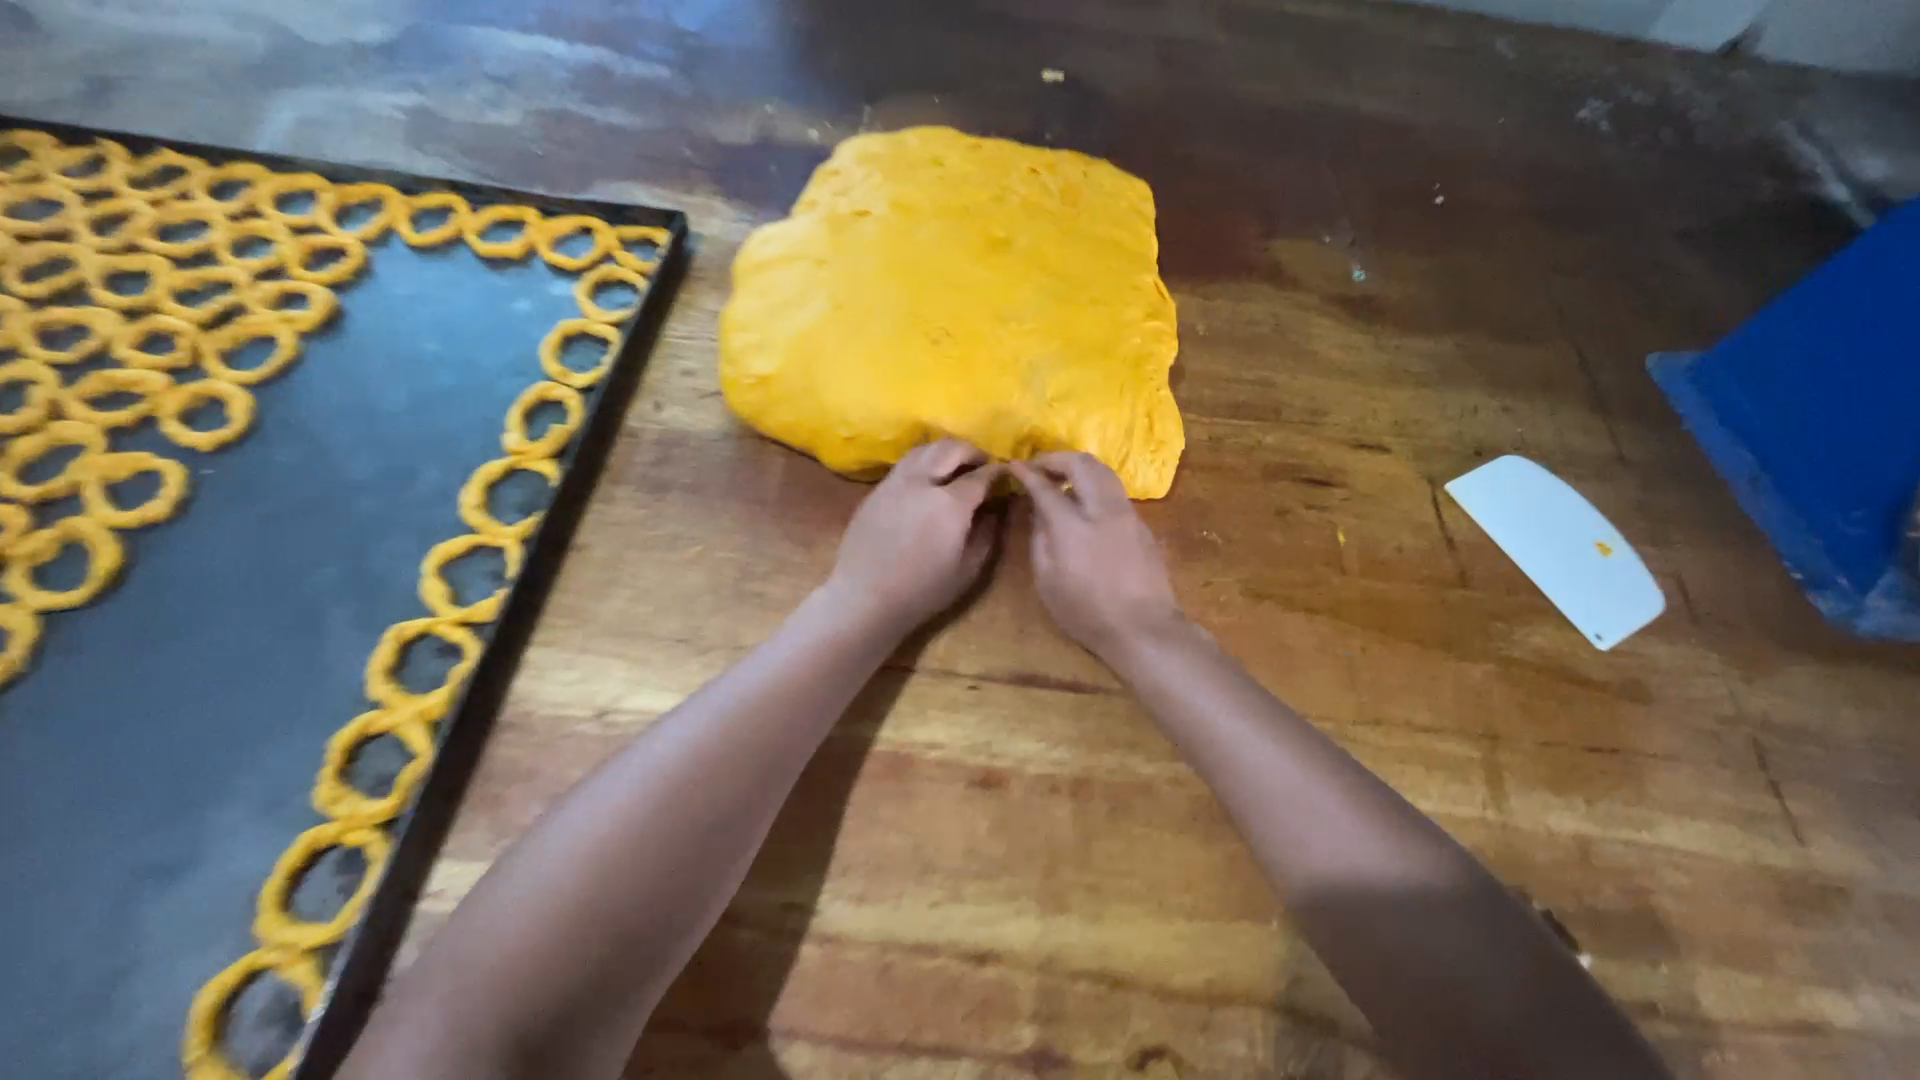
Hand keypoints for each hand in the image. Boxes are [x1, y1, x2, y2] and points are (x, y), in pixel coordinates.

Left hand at [824, 439, 1002, 632]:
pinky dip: (924, 461)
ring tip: (955, 466)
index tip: (1006, 475)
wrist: (864, 597)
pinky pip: (905, 463)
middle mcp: (922, 482)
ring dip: (945, 451)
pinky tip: (928, 479)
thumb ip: (986, 533)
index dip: (998, 472)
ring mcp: (895, 482)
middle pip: (951, 448)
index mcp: (949, 504)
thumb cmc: (921, 592)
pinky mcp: (877, 489)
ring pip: (924, 449)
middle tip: (982, 465)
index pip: (981, 475)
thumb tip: (995, 509)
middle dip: (972, 451)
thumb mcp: (967, 569)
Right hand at [1009, 452, 1185, 660]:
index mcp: (1072, 526)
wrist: (1143, 627)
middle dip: (1055, 458)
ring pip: (1103, 470)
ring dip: (1078, 466)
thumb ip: (1039, 539)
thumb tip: (1037, 511)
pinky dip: (1095, 483)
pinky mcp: (1140, 522)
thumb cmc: (1086, 613)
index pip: (1045, 486)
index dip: (1027, 473)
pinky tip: (1085, 500)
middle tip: (1038, 467)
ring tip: (1062, 478)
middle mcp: (1102, 509)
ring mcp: (1126, 513)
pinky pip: (1114, 489)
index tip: (1014, 466)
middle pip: (1080, 463)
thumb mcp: (1047, 581)